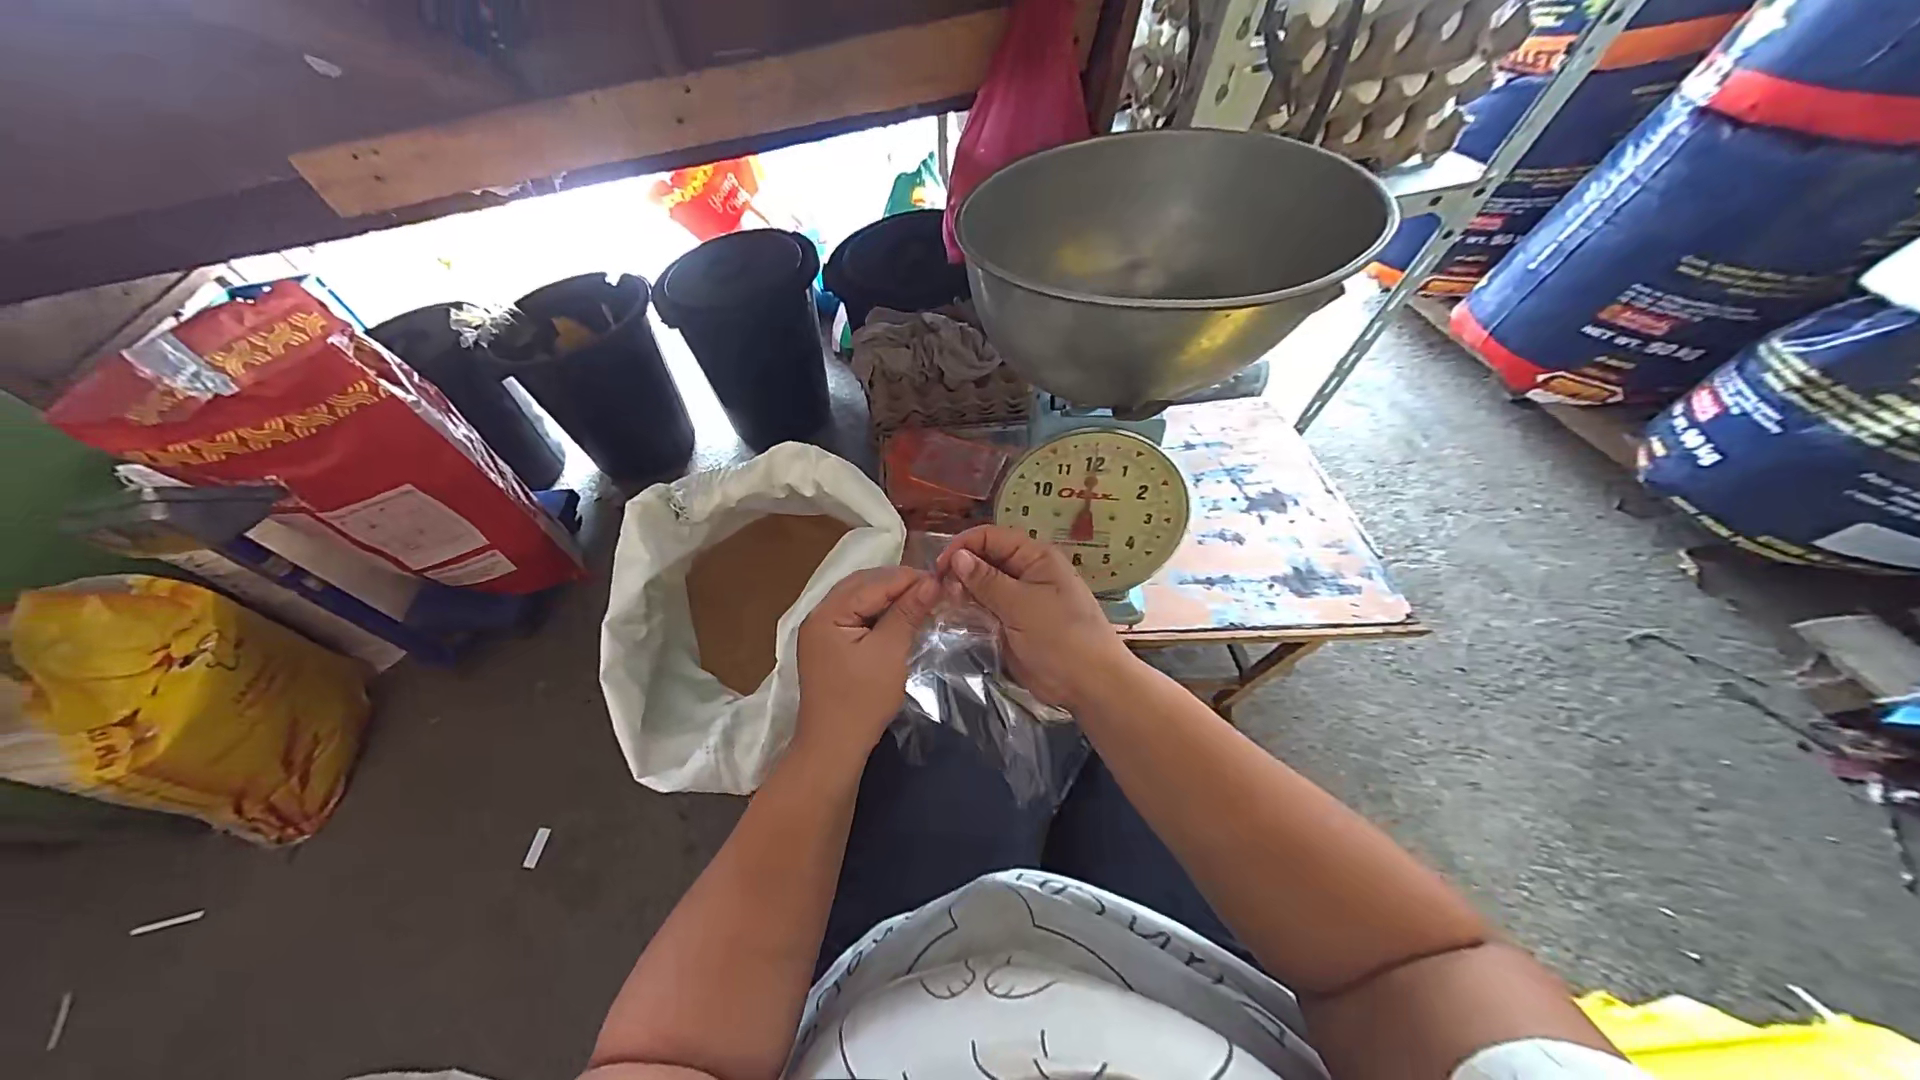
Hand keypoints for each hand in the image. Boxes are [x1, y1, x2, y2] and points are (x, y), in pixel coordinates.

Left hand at [793, 566, 939, 765]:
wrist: (834, 748)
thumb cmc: (862, 700)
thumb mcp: (890, 652)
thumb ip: (908, 612)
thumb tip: (932, 581)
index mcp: (827, 613)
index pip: (873, 582)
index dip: (908, 578)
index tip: (941, 580)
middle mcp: (819, 614)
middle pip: (863, 585)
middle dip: (898, 583)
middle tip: (934, 589)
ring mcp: (822, 630)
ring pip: (860, 599)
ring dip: (890, 596)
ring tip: (922, 600)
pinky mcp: (830, 645)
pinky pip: (857, 616)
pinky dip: (880, 613)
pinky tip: (901, 617)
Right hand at [936, 525, 1136, 706]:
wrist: (1089, 683)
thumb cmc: (1060, 637)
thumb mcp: (1021, 605)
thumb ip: (987, 580)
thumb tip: (957, 556)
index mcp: (1035, 557)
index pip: (991, 537)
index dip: (963, 546)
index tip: (940, 567)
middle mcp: (1026, 573)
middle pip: (984, 560)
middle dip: (961, 571)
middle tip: (942, 592)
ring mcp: (1019, 599)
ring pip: (982, 586)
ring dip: (964, 593)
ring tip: (947, 606)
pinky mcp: (1012, 623)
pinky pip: (986, 609)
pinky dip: (970, 612)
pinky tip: (955, 618)